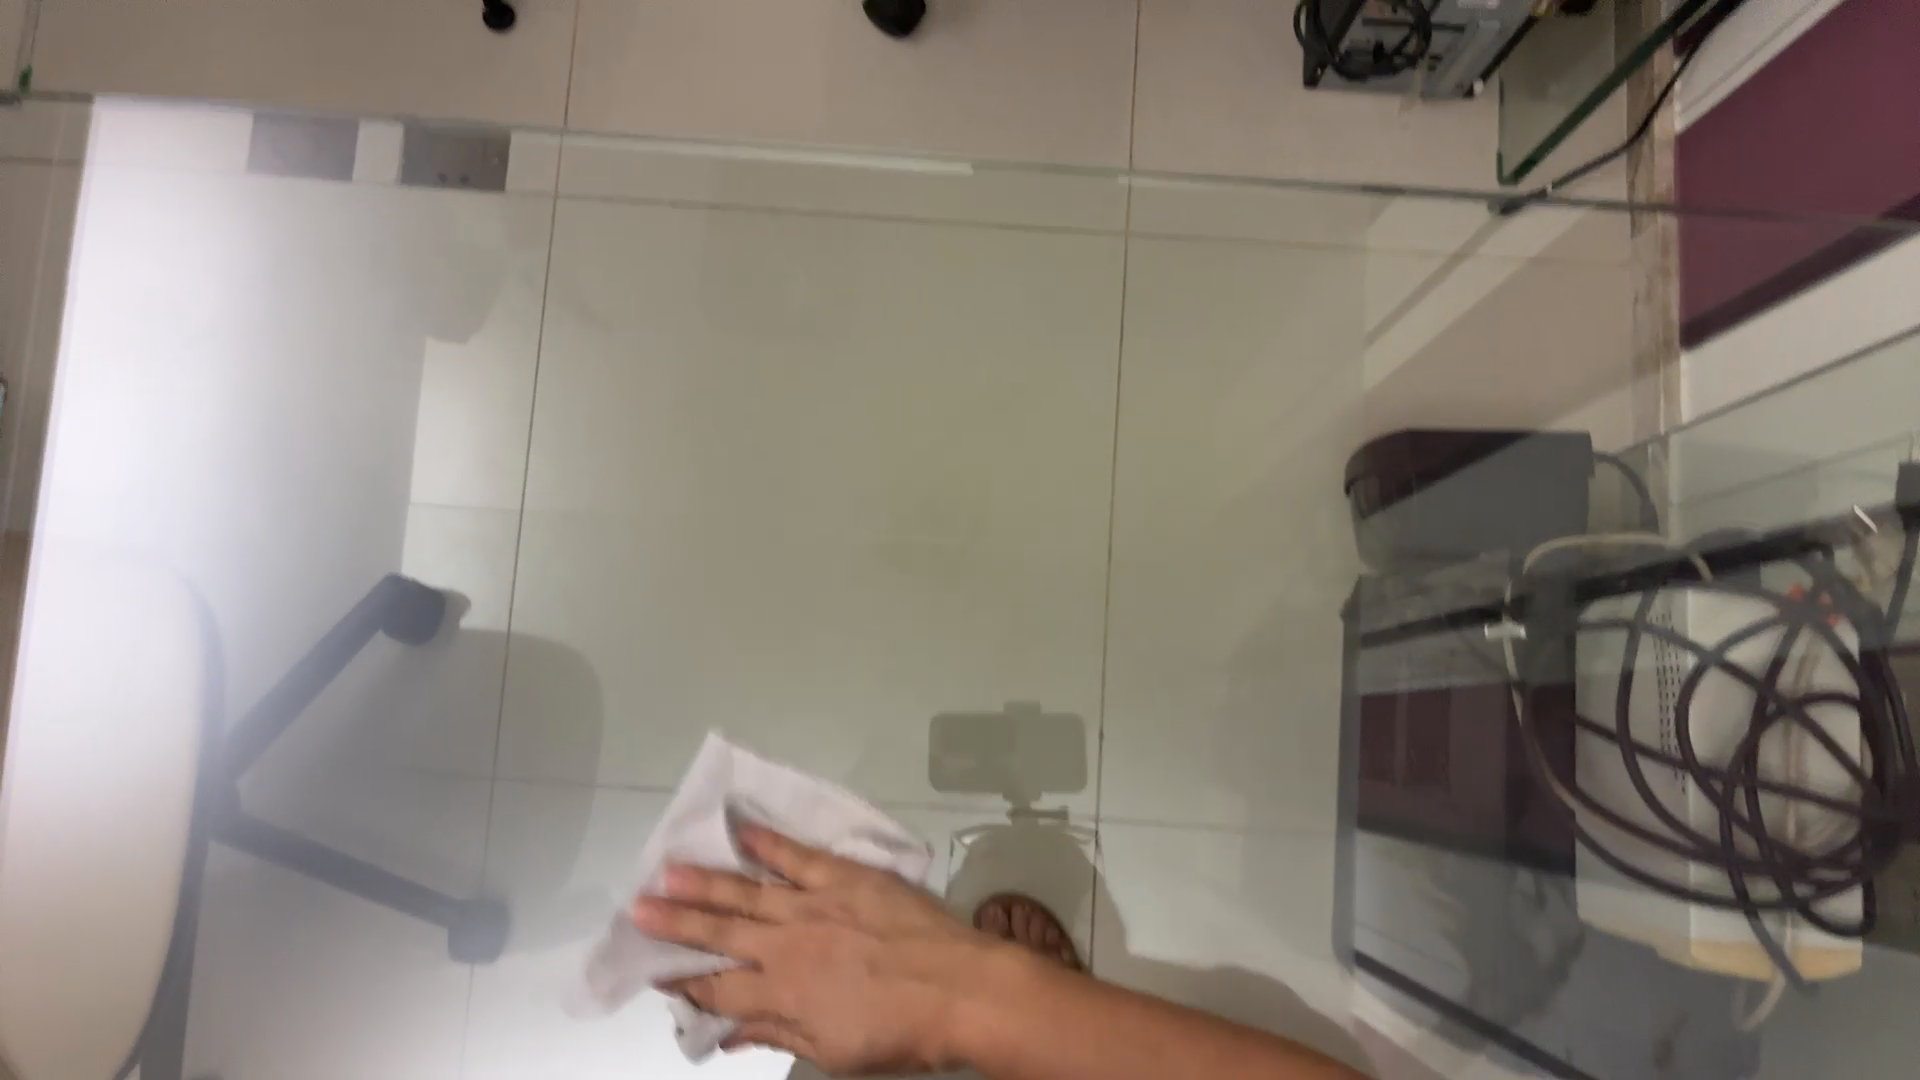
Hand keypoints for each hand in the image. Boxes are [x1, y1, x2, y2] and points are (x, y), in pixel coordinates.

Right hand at [632, 824, 1013, 1075]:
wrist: (959, 987)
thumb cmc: (900, 1032)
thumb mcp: (834, 1052)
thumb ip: (778, 1033)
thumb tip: (729, 1032)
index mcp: (783, 995)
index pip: (717, 989)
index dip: (683, 980)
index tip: (654, 968)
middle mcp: (788, 946)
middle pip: (720, 933)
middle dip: (675, 923)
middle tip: (636, 908)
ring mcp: (815, 904)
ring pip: (749, 891)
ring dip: (706, 882)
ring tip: (668, 870)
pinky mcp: (845, 876)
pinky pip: (799, 856)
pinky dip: (768, 843)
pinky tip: (742, 830)